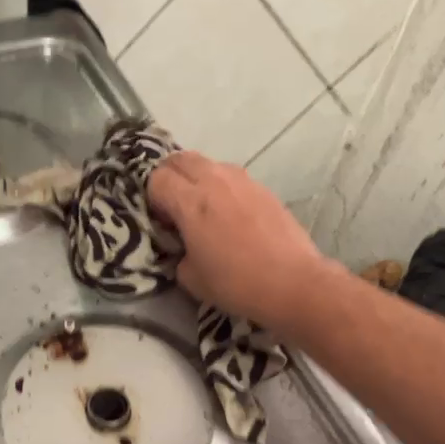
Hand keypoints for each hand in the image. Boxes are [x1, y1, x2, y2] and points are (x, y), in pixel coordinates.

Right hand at [147, 152, 339, 327]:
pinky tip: (228, 215)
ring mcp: (241, 180)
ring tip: (201, 208)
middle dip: (169, 177)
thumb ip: (178, 252)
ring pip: (206, 163)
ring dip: (195, 178)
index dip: (152, 198)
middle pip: (179, 159)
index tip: (161, 221)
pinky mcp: (262, 187)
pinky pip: (230, 175)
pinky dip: (220, 186)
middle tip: (172, 205)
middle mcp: (214, 180)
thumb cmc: (236, 283)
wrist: (292, 282)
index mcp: (191, 202)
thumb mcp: (191, 277)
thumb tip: (182, 245)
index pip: (156, 178)